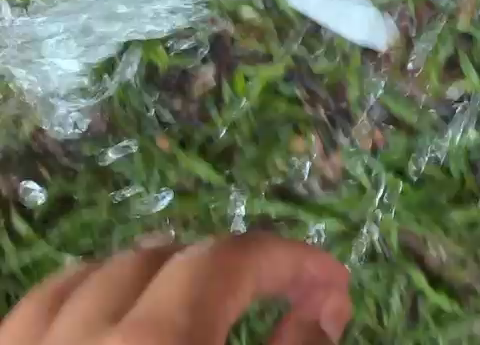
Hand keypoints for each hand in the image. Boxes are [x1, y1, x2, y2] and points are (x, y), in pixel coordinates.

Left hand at [0, 235, 350, 344]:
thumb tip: (328, 307)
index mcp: (158, 340)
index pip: (241, 258)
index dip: (299, 262)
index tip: (334, 287)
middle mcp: (81, 339)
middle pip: (168, 257)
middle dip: (232, 264)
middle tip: (272, 290)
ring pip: (81, 280)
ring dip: (148, 272)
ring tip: (188, 290)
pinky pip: (16, 321)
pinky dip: (73, 301)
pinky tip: (101, 319)